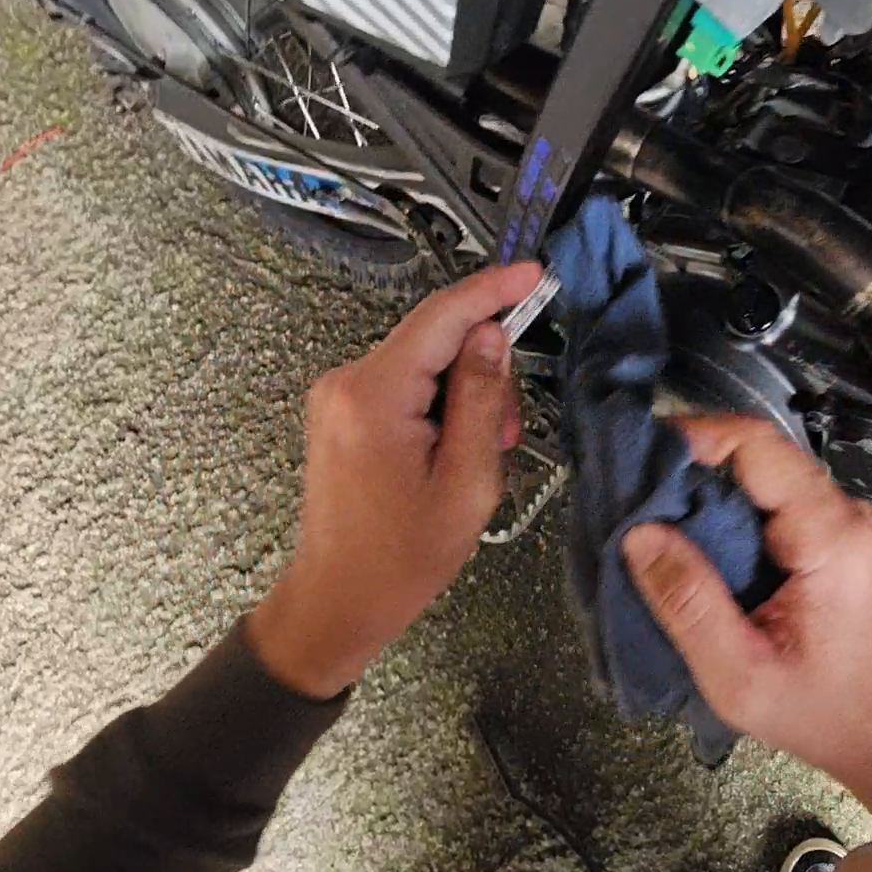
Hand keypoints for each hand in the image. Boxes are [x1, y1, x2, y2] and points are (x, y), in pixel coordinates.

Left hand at [247, 262, 543, 699]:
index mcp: (374, 396)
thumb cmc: (403, 556)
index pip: (442, 318)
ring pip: (424, 364)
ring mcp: (338, 396)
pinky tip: (455, 448)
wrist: (340, 598)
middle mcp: (346, 383)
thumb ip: (481, 401)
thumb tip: (490, 338)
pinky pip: (406, 386)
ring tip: (481, 454)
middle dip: (484, 372)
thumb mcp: (465, 482)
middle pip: (435, 341)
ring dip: (465, 395)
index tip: (532, 274)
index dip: (493, 290)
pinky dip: (441, 406)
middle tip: (509, 432)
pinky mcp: (343, 413)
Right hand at [621, 417, 871, 849]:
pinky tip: (690, 540)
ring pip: (762, 478)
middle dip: (691, 465)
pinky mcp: (829, 541)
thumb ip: (690, 603)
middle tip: (632, 494)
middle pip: (758, 455)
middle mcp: (839, 514)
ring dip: (706, 490)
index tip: (640, 459)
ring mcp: (838, 525)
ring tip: (650, 516)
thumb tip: (638, 533)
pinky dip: (726, 513)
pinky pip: (771, 505)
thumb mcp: (740, 675)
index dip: (696, 437)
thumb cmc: (824, 713)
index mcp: (826, 534)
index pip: (758, 445)